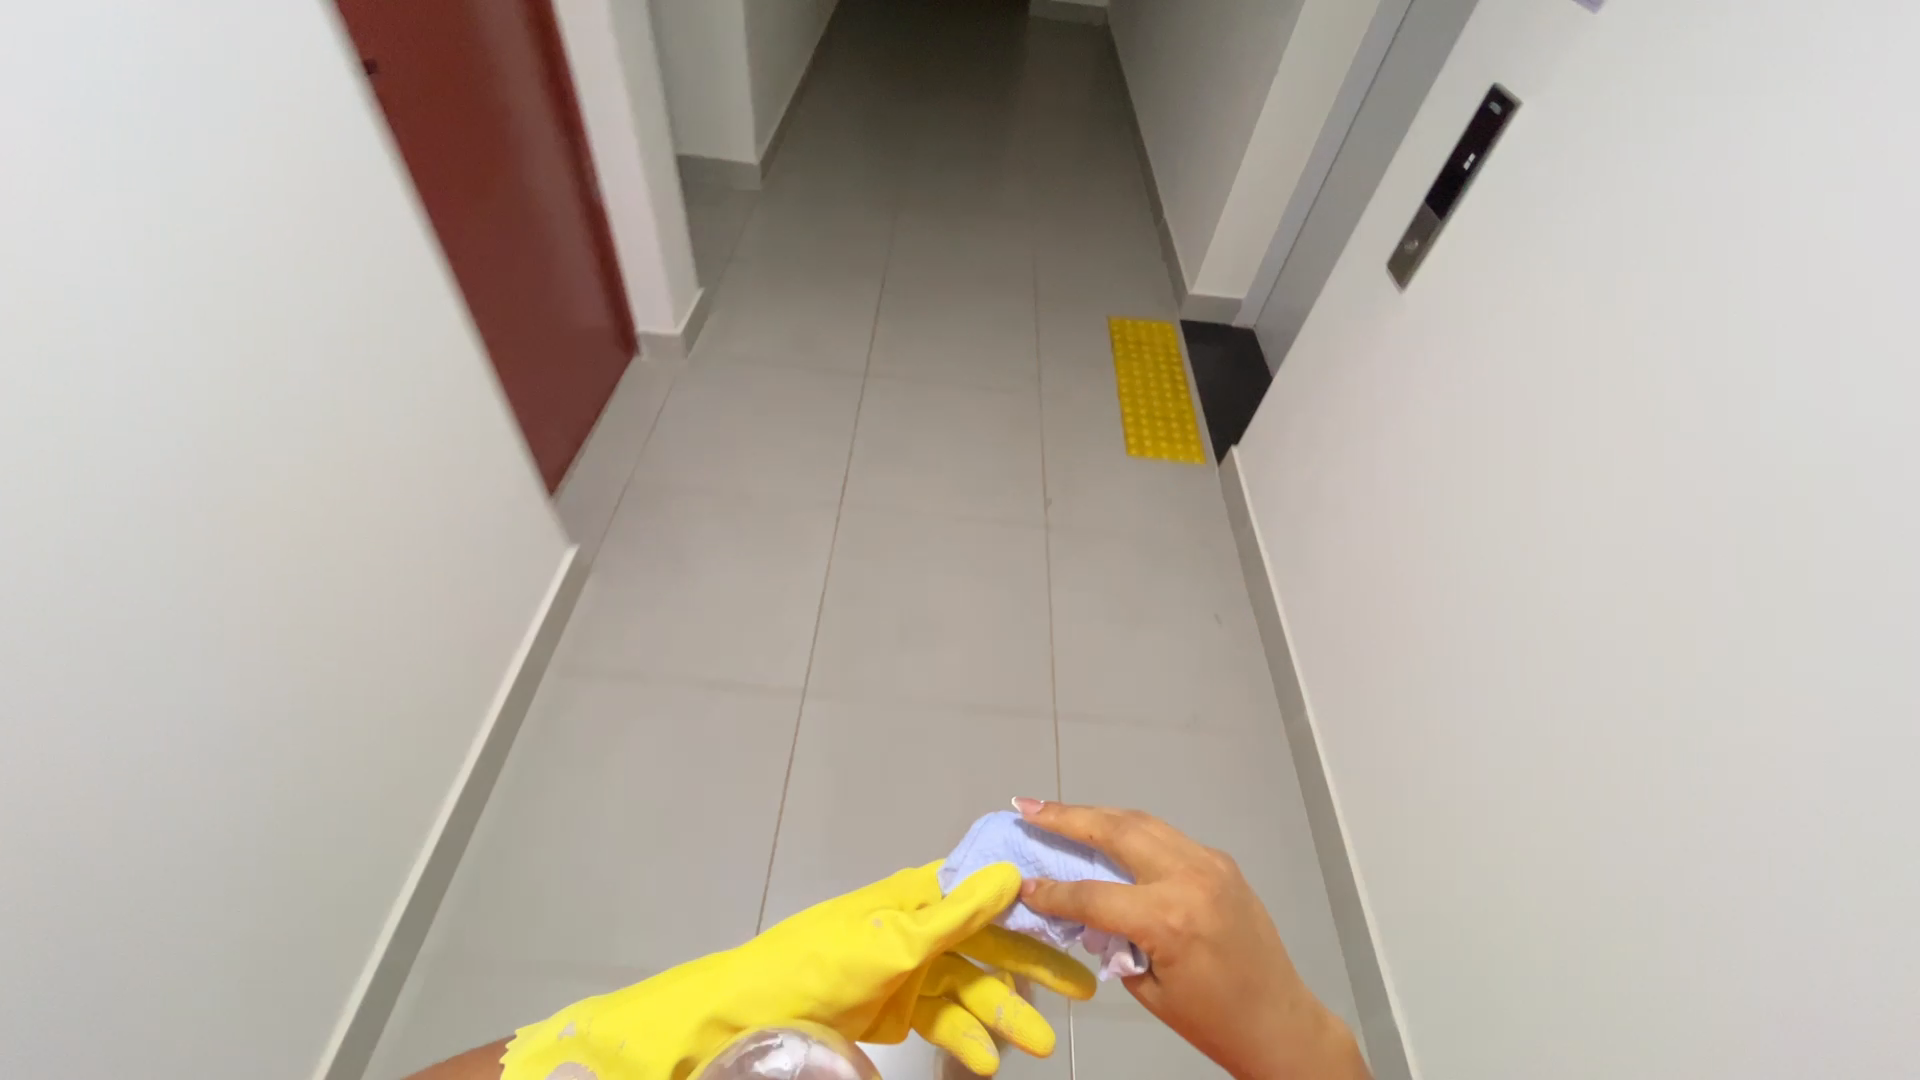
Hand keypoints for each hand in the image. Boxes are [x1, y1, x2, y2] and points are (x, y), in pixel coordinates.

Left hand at [499, 861, 1095, 1079]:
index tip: (1074, 914)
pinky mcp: (895, 1006)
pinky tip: (989, 1062)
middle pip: (987, 941)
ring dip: (1003, 1014)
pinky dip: (966, 1037)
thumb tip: (1008, 871)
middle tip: (1084, 988)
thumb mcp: (892, 942)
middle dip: (1031, 965)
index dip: (1028, 900)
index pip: (984, 888)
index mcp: (916, 895)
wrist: (752, 1017)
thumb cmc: (822, 965)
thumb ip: (953, 914)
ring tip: (1042, 1046)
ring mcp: (907, 967)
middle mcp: (917, 924)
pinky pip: (943, 1018)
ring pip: (969, 987)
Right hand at [1013, 800, 1367, 1079]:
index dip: (1053, 891)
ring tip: (1055, 810)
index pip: (1093, 895)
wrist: (1281, 1022)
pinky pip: (1164, 835)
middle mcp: (1188, 877)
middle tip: (1026, 806)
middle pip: (1115, 832)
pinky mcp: (1219, 859)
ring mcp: (1208, 861)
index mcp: (1169, 919)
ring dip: (1095, 814)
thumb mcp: (1147, 987)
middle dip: (1066, 817)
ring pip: (1139, 821)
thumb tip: (1078, 904)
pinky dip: (1129, 829)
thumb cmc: (1211, 1019)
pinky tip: (1105, 831)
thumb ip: (1111, 937)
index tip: (1022, 883)